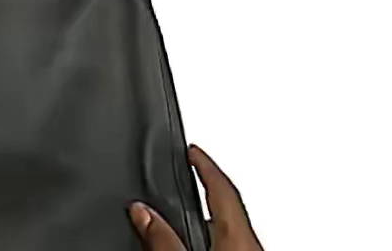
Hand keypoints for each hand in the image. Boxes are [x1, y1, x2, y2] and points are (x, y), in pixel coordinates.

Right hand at [130, 146, 262, 250]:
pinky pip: (231, 247)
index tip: (192, 149)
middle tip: (186, 176)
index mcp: (239, 237)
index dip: (205, 164)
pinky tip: (196, 246)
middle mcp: (251, 248)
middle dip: (205, 193)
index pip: (223, 187)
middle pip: (228, 211)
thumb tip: (140, 210)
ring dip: (209, 221)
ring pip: (231, 233)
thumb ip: (163, 236)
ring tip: (187, 216)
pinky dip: (215, 240)